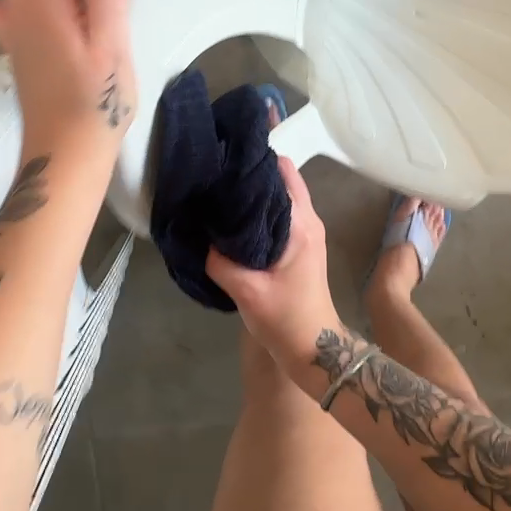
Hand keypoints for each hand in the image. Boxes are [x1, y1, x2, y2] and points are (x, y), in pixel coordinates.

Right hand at [207, 157, 342, 366]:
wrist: (313, 349)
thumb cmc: (285, 318)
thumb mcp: (246, 290)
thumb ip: (219, 259)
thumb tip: (197, 232)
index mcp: (300, 224)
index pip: (281, 173)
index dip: (254, 163)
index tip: (224, 161)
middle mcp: (308, 220)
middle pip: (281, 179)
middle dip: (251, 175)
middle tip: (216, 176)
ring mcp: (306, 231)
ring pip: (280, 196)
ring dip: (254, 193)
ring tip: (220, 194)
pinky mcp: (300, 244)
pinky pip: (279, 213)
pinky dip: (259, 210)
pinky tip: (232, 219)